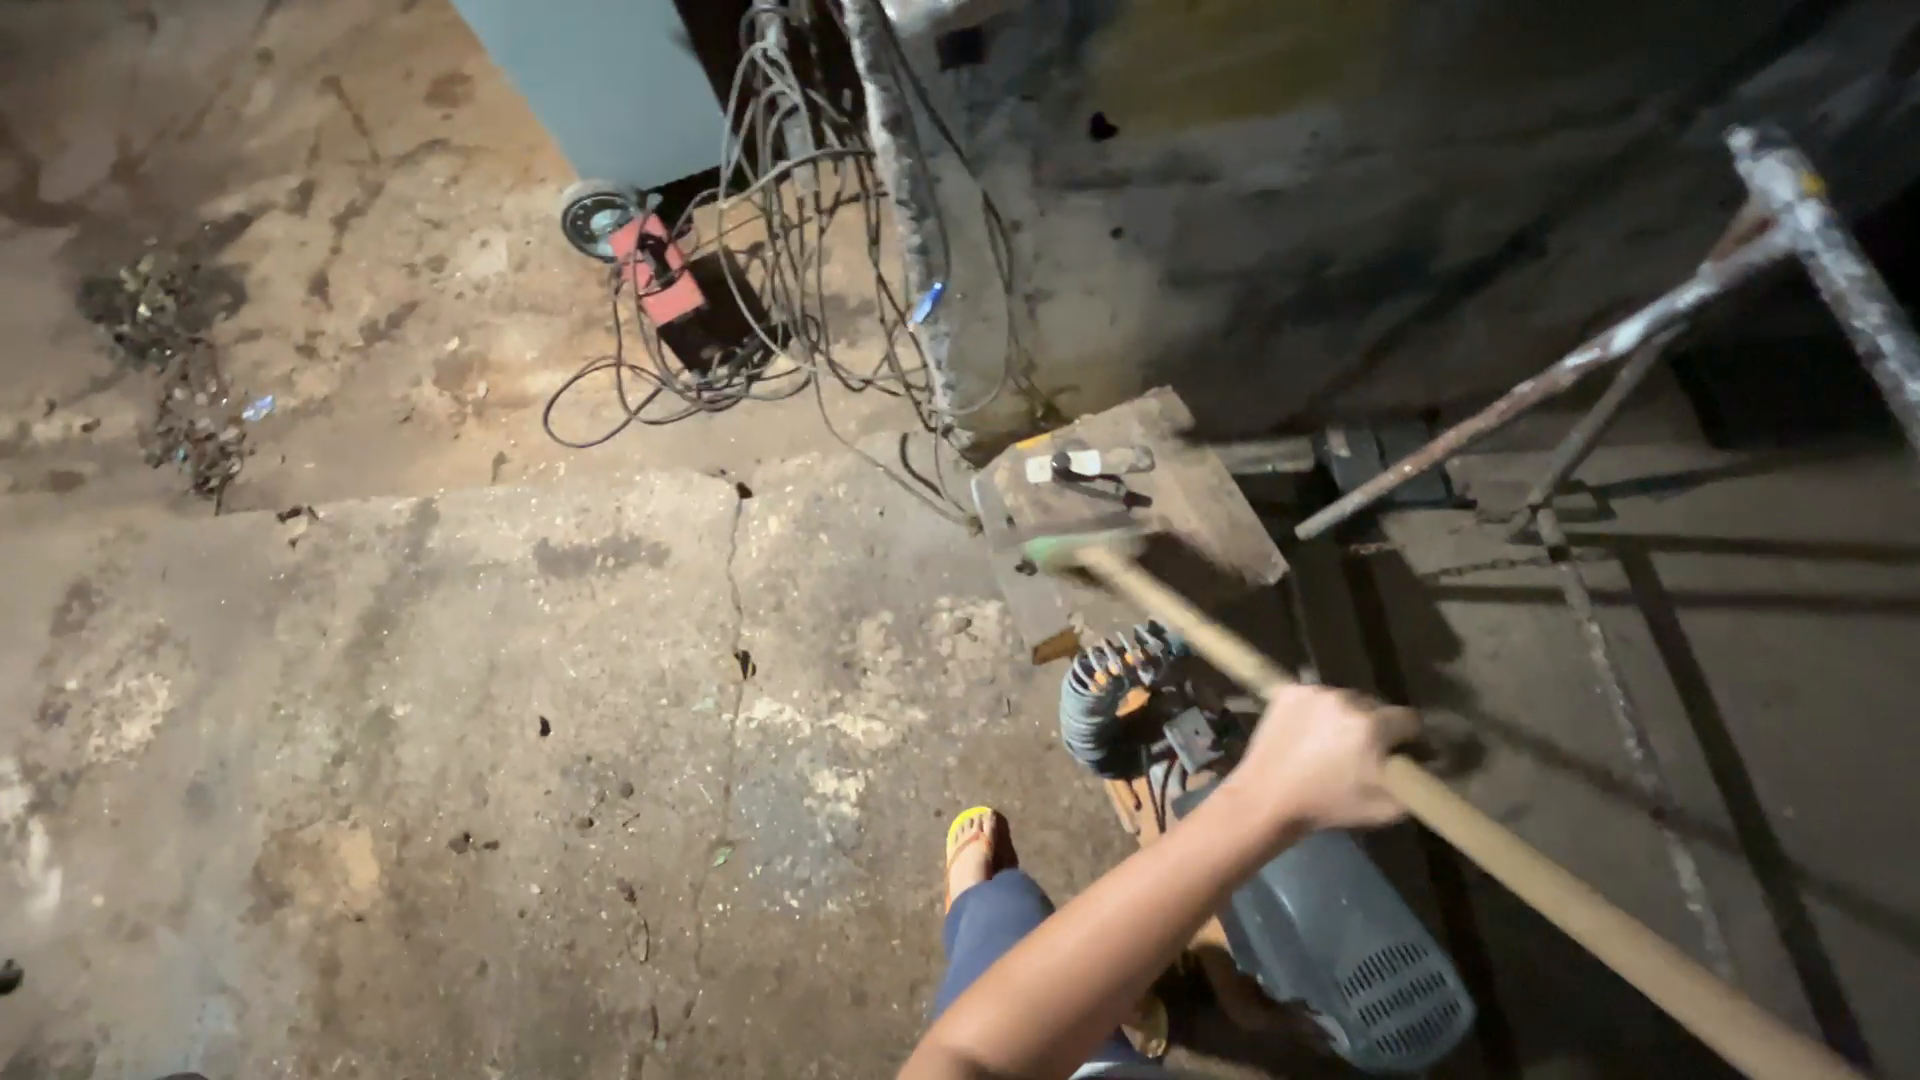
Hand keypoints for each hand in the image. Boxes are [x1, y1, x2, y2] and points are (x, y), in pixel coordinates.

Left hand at [1224, 684, 1420, 833]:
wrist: (1268, 796)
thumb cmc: (1330, 805)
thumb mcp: (1388, 806)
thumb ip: (1419, 782)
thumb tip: (1434, 762)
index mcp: (1373, 726)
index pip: (1409, 719)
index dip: (1408, 737)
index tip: (1400, 751)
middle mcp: (1345, 699)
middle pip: (1375, 706)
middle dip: (1375, 725)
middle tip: (1361, 749)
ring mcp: (1313, 692)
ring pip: (1345, 699)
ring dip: (1345, 715)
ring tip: (1331, 741)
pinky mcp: (1288, 690)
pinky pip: (1316, 696)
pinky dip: (1318, 710)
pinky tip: (1309, 731)